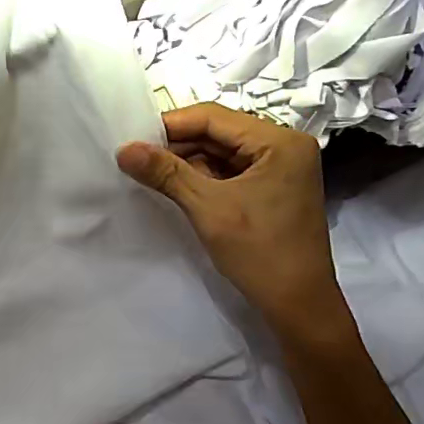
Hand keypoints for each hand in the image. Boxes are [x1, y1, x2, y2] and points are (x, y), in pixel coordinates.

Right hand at [117, 103, 340, 322]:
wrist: (299, 306)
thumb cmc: (259, 252)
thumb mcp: (208, 208)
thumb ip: (166, 173)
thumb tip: (123, 149)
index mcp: (279, 141)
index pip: (214, 118)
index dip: (171, 125)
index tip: (134, 138)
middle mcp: (284, 146)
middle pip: (219, 132)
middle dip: (179, 145)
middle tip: (139, 158)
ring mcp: (281, 168)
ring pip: (223, 152)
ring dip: (189, 161)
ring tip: (152, 172)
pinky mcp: (274, 187)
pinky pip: (232, 170)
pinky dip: (205, 176)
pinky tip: (177, 185)